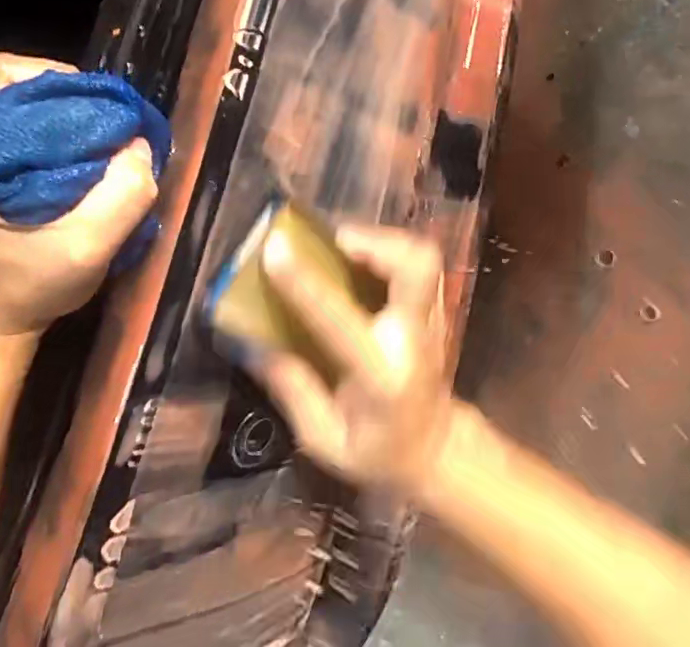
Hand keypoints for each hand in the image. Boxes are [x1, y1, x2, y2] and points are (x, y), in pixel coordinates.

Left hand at [0, 53, 158, 338]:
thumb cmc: (31, 287)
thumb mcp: (89, 246)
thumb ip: (123, 192)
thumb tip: (139, 142)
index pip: (4, 74)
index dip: (63, 80)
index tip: (103, 114)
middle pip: (14, 81)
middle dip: (72, 97)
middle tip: (111, 127)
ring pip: (21, 100)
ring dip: (69, 113)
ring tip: (102, 141)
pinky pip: (21, 122)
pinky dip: (60, 129)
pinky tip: (84, 156)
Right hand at [249, 224, 453, 497]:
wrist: (437, 449)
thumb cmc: (378, 450)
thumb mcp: (324, 439)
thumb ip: (292, 389)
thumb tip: (251, 342)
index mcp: (380, 375)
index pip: (340, 319)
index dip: (305, 280)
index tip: (276, 247)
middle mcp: (413, 338)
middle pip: (416, 268)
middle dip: (376, 241)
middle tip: (334, 239)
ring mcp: (433, 319)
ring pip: (424, 258)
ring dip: (382, 240)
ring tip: (342, 243)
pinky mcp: (436, 309)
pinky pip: (421, 264)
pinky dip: (391, 250)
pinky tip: (362, 257)